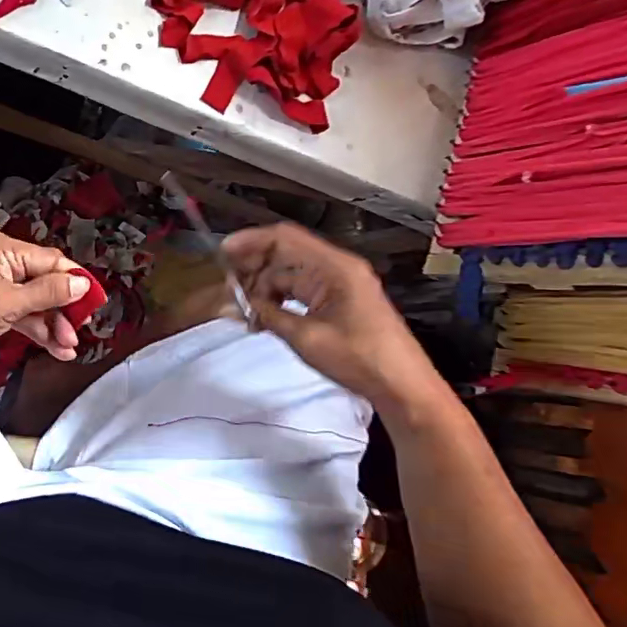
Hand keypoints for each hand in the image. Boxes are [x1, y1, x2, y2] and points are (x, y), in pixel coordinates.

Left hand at [0, 229, 90, 377]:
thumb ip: (47, 293)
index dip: (74, 282)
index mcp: (0, 247)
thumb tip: (81, 283)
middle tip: (79, 330)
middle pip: (44, 281)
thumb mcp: (7, 304)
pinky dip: (37, 329)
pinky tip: (56, 348)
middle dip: (63, 308)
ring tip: (68, 346)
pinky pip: (22, 314)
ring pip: (35, 301)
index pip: (48, 261)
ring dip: (53, 323)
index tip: (94, 303)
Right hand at [221, 222, 445, 408]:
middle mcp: (336, 267)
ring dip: (262, 287)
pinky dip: (277, 299)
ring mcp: (338, 283)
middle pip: (283, 254)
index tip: (222, 254)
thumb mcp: (305, 337)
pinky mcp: (337, 300)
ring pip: (288, 273)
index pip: (284, 238)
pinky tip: (262, 316)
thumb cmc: (358, 359)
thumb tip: (236, 303)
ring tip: (243, 310)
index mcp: (334, 267)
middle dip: (252, 268)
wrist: (404, 388)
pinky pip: (298, 289)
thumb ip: (268, 314)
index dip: (250, 241)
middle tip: (228, 289)